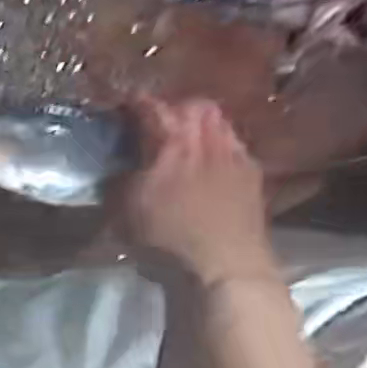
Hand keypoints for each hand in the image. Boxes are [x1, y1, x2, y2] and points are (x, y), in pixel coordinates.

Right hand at [122, 98, 279, 287]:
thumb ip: (119, 177)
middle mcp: (210, 141)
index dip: (134, 104)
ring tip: (176, 138)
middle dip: (172, 106)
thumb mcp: (123, 207)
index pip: (154, 110)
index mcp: (174, 145)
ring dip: (196, 123)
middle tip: (149, 119)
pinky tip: (200, 162)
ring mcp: (237, 156)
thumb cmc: (162, 236)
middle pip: (197, 106)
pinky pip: (231, 143)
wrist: (220, 263)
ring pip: (219, 122)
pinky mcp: (251, 175)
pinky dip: (213, 142)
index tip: (118, 104)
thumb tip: (115, 163)